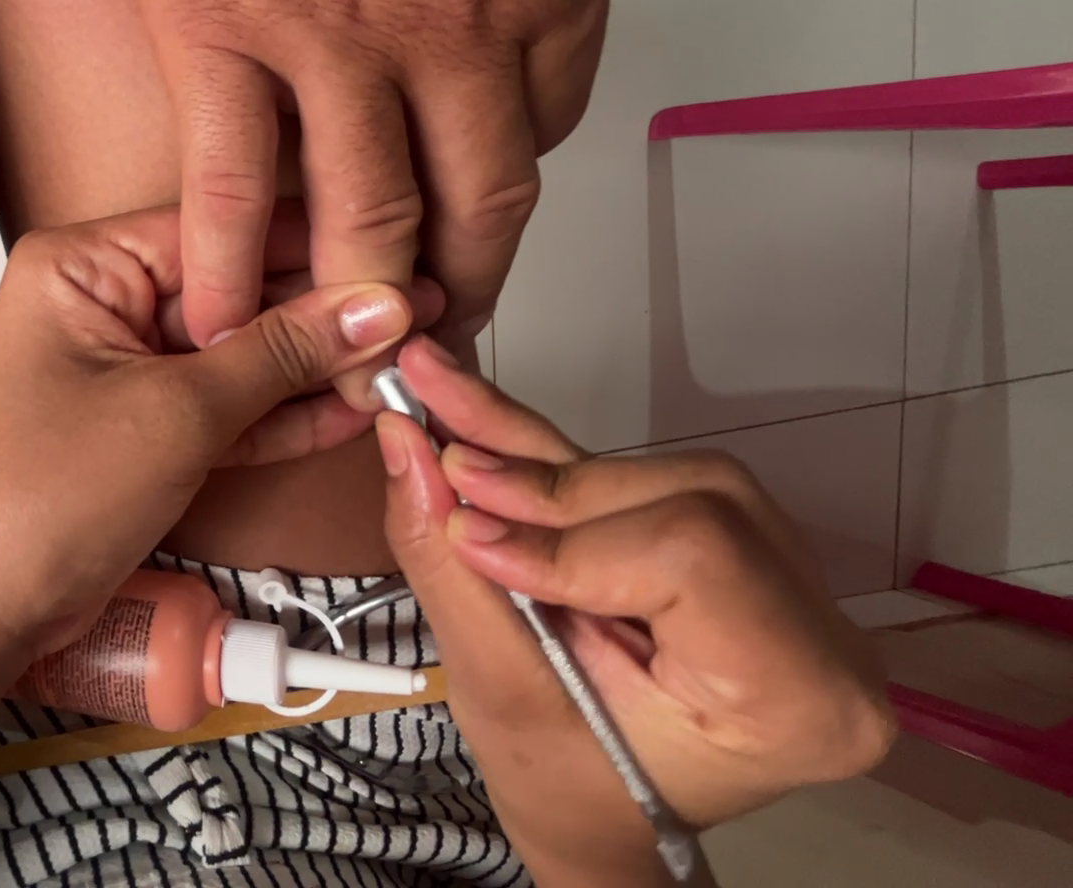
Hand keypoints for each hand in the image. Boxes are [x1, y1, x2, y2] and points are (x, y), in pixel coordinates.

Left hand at [0, 205, 425, 659]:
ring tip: (403, 360)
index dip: (312, 246)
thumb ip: (278, 354)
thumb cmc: (40, 495)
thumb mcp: (174, 411)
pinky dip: (279, 414)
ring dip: (312, 368)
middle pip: (232, 293)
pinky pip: (222, 408)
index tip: (398, 258)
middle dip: (321, 314)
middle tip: (419, 314)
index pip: (216, 230)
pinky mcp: (143, 427)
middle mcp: (100, 304)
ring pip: (235, 356)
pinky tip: (351, 406)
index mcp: (82, 265)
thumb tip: (373, 305)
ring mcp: (124, 369)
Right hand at [85, 0, 617, 388]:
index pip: (537, 135)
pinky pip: (231, 187)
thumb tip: (487, 58)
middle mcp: (447, 17)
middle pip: (469, 206)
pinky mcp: (217, 33)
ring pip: (363, 218)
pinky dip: (227, 269)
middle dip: (453, 297)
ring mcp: (329, 35)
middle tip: (427, 348)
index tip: (471, 246)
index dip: (500, 210)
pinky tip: (219, 321)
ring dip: (352, 311)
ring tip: (333, 364)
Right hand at [374, 338, 894, 880]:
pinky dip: (530, 444)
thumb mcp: (494, 690)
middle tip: (437, 457)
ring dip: (526, 451)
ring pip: (641, 465)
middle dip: (541, 484)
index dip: (568, 539)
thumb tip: (402, 445)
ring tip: (436, 419)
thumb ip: (444, 564)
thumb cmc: (559, 784)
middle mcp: (810, 618)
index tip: (468, 541)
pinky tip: (464, 407)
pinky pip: (619, 470)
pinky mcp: (711, 534)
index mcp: (793, 694)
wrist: (595, 806)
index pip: (693, 558)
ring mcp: (770, 567)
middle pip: (676, 493)